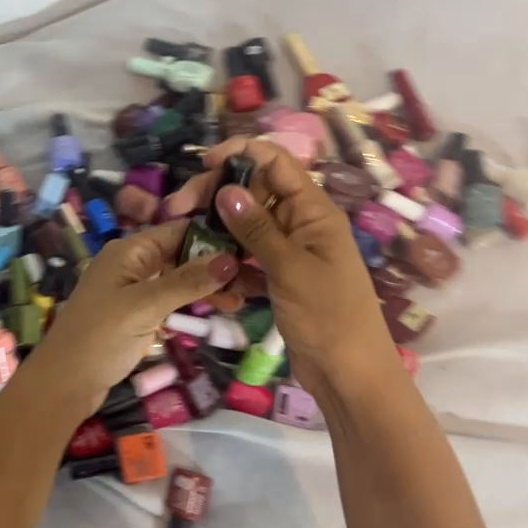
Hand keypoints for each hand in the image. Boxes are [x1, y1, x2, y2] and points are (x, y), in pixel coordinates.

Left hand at [22, 221, 238, 416]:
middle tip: (254, 281)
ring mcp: (131, 289)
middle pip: (180, 253)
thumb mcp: (146, 306)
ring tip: (243, 299)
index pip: (179, 230)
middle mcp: (130, 262)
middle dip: (215, 263)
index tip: (251, 247)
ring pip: (177, 277)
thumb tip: (230, 257)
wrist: (64, 383)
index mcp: (129, 250)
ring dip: (207, 285)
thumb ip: (187, 281)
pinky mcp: (133, 313)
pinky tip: (218, 309)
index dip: (213, 236)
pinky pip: (168, 298)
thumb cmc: (101, 337)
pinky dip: (191, 302)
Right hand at [162, 137, 395, 392]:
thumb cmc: (328, 316)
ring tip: (186, 243)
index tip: (202, 166)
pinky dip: (229, 263)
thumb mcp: (289, 268)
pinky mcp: (278, 276)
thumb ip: (256, 228)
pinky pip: (246, 256)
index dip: (240, 153)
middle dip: (216, 194)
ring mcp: (289, 250)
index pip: (276, 161)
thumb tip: (226, 189)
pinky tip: (213, 280)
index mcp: (313, 210)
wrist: (349, 374)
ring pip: (245, 225)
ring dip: (217, 231)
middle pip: (253, 190)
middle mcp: (300, 223)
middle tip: (177, 210)